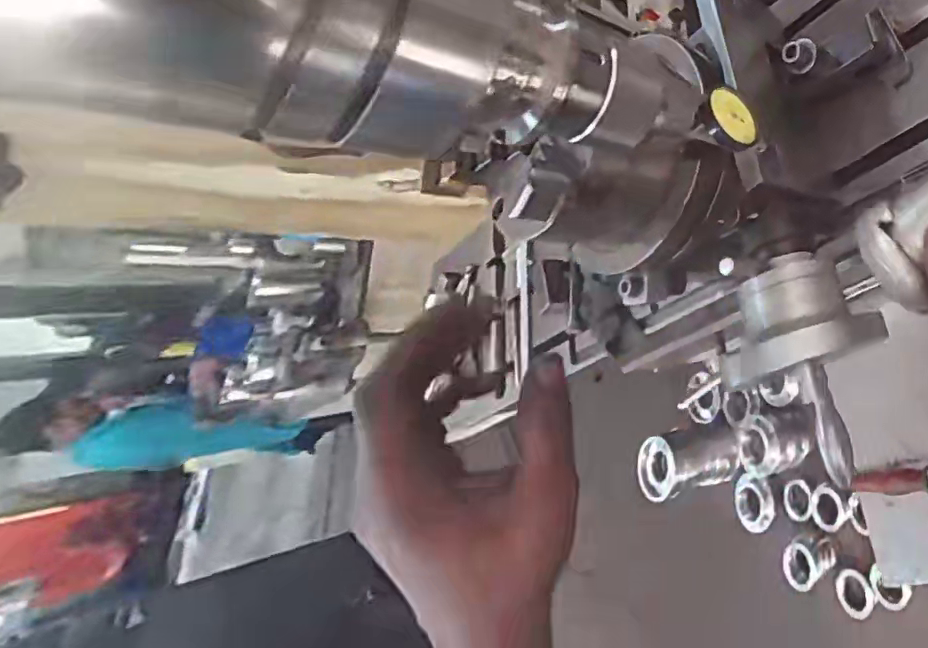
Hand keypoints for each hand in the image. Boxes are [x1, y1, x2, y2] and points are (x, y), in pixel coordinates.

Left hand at [354, 302, 577, 647]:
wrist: (491, 636)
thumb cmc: (515, 568)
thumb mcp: (545, 492)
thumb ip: (548, 424)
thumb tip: (549, 362)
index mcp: (399, 486)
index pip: (384, 396)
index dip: (420, 345)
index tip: (466, 313)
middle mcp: (378, 486)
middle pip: (385, 396)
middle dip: (431, 347)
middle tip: (480, 316)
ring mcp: (386, 493)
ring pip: (394, 412)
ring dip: (435, 370)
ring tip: (481, 341)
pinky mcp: (403, 497)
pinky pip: (408, 431)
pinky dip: (438, 398)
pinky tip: (475, 388)